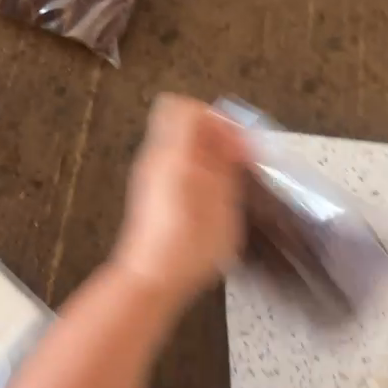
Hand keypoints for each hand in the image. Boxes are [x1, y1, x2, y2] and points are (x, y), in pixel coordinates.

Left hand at [111, 94, 248, 304]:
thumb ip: (226, 164)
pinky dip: (197, 170)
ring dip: (208, 154)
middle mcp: (157, 157)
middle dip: (215, 135)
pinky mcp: (151, 192)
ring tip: (230, 182)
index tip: (238, 141)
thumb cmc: (189, 245)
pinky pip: (175, 164)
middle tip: (238, 160)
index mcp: (173, 154)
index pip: (186, 108)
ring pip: (179, 143)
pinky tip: (214, 198)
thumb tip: (234, 136)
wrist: (151, 279)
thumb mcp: (220, 203)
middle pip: (182, 122)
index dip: (216, 117)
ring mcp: (150, 174)